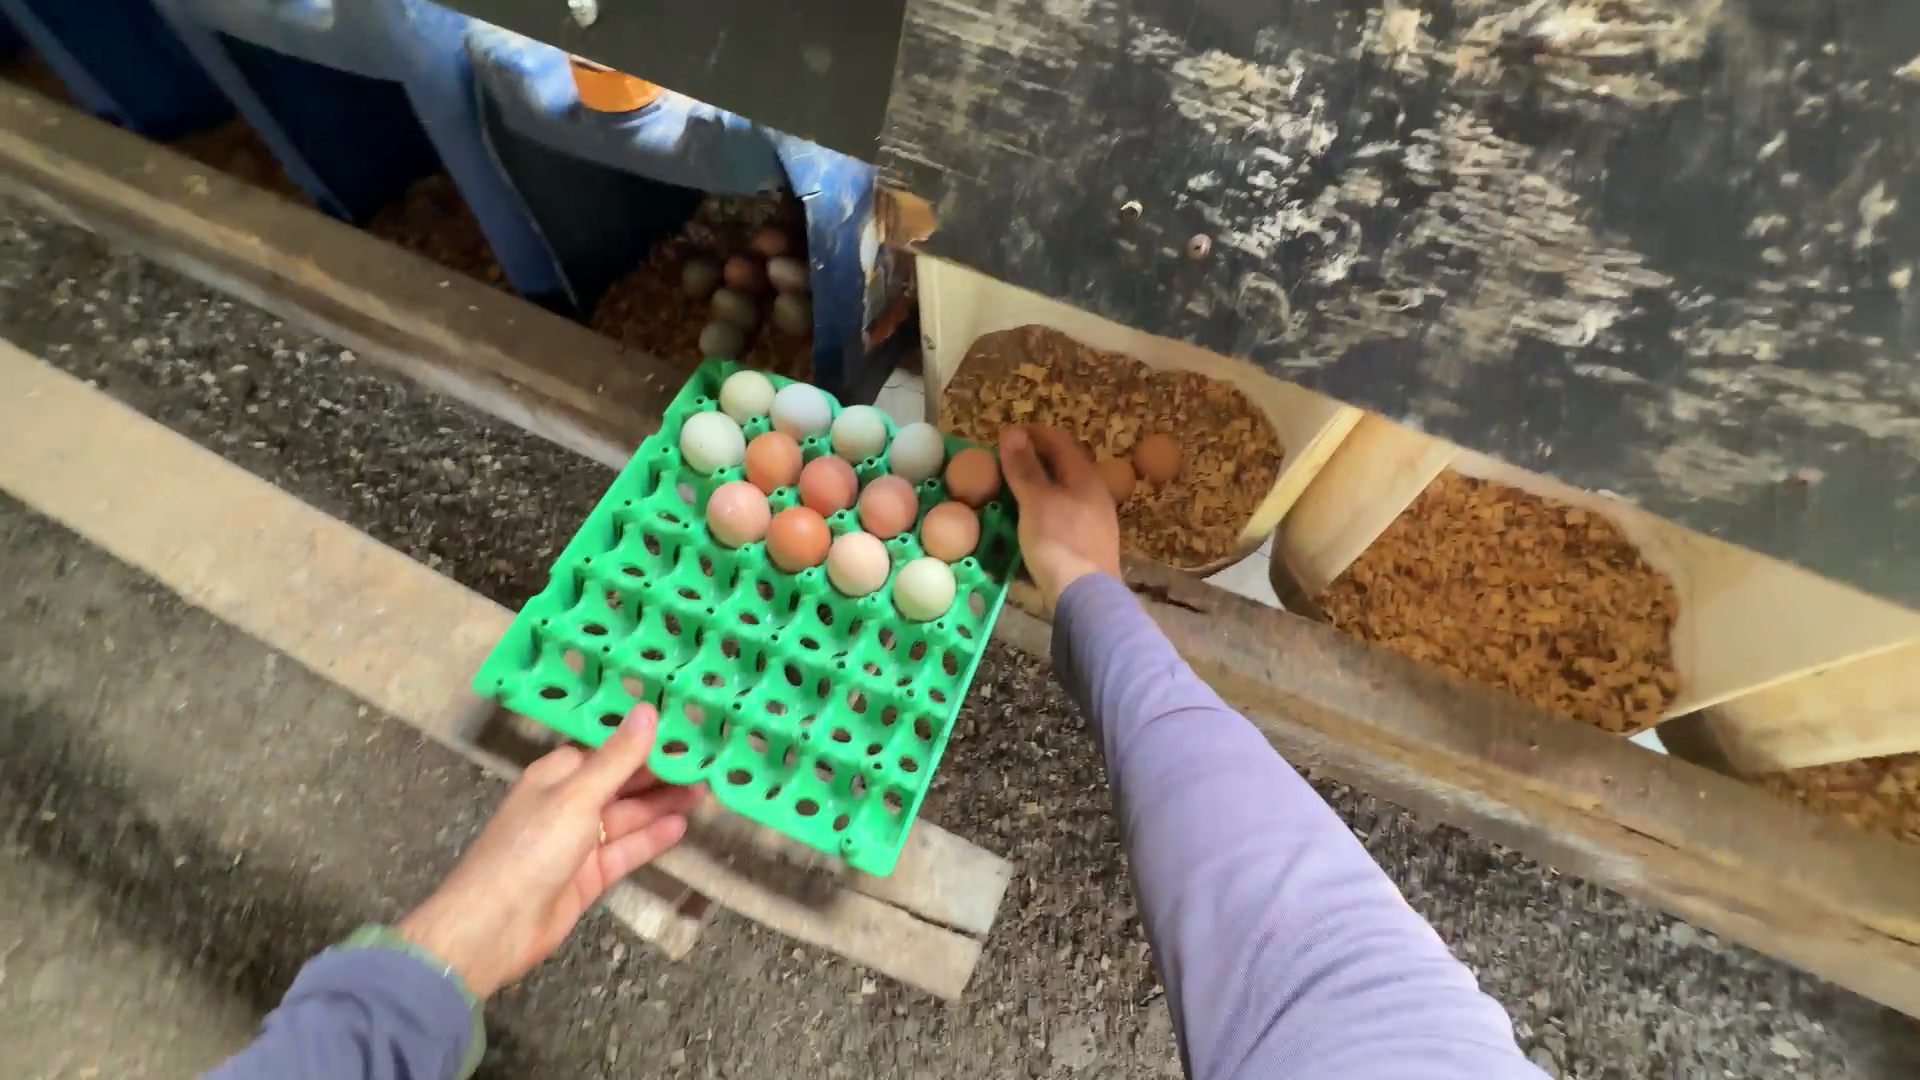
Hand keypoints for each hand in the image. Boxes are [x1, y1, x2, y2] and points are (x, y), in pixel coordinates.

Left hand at [397, 705, 698, 996]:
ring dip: (663, 803)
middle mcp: (570, 803)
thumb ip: (619, 756)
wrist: (492, 929)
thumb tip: (647, 709)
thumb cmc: (531, 848)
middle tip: (704, 762)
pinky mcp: (590, 874)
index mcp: (559, 775)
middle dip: (660, 773)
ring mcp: (580, 841)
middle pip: (623, 782)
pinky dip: (652, 837)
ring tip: (703, 790)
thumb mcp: (579, 795)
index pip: (608, 749)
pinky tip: (681, 826)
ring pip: (629, 815)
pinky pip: (627, 849)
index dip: (644, 739)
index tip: (683, 729)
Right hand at [998, 425, 1122, 605]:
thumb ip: (1024, 467)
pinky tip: (1029, 518)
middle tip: (1005, 461)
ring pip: (1063, 490)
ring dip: (1038, 484)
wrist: (1084, 596)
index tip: (1005, 435)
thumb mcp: (1035, 500)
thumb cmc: (1058, 541)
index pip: (1060, 442)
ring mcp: (1094, 519)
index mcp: (1085, 477)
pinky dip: (1043, 506)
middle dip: (1035, 458)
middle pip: (1064, 465)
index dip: (1033, 434)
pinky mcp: (1087, 542)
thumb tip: (1012, 432)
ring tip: (1012, 488)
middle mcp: (1094, 493)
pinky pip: (1063, 512)